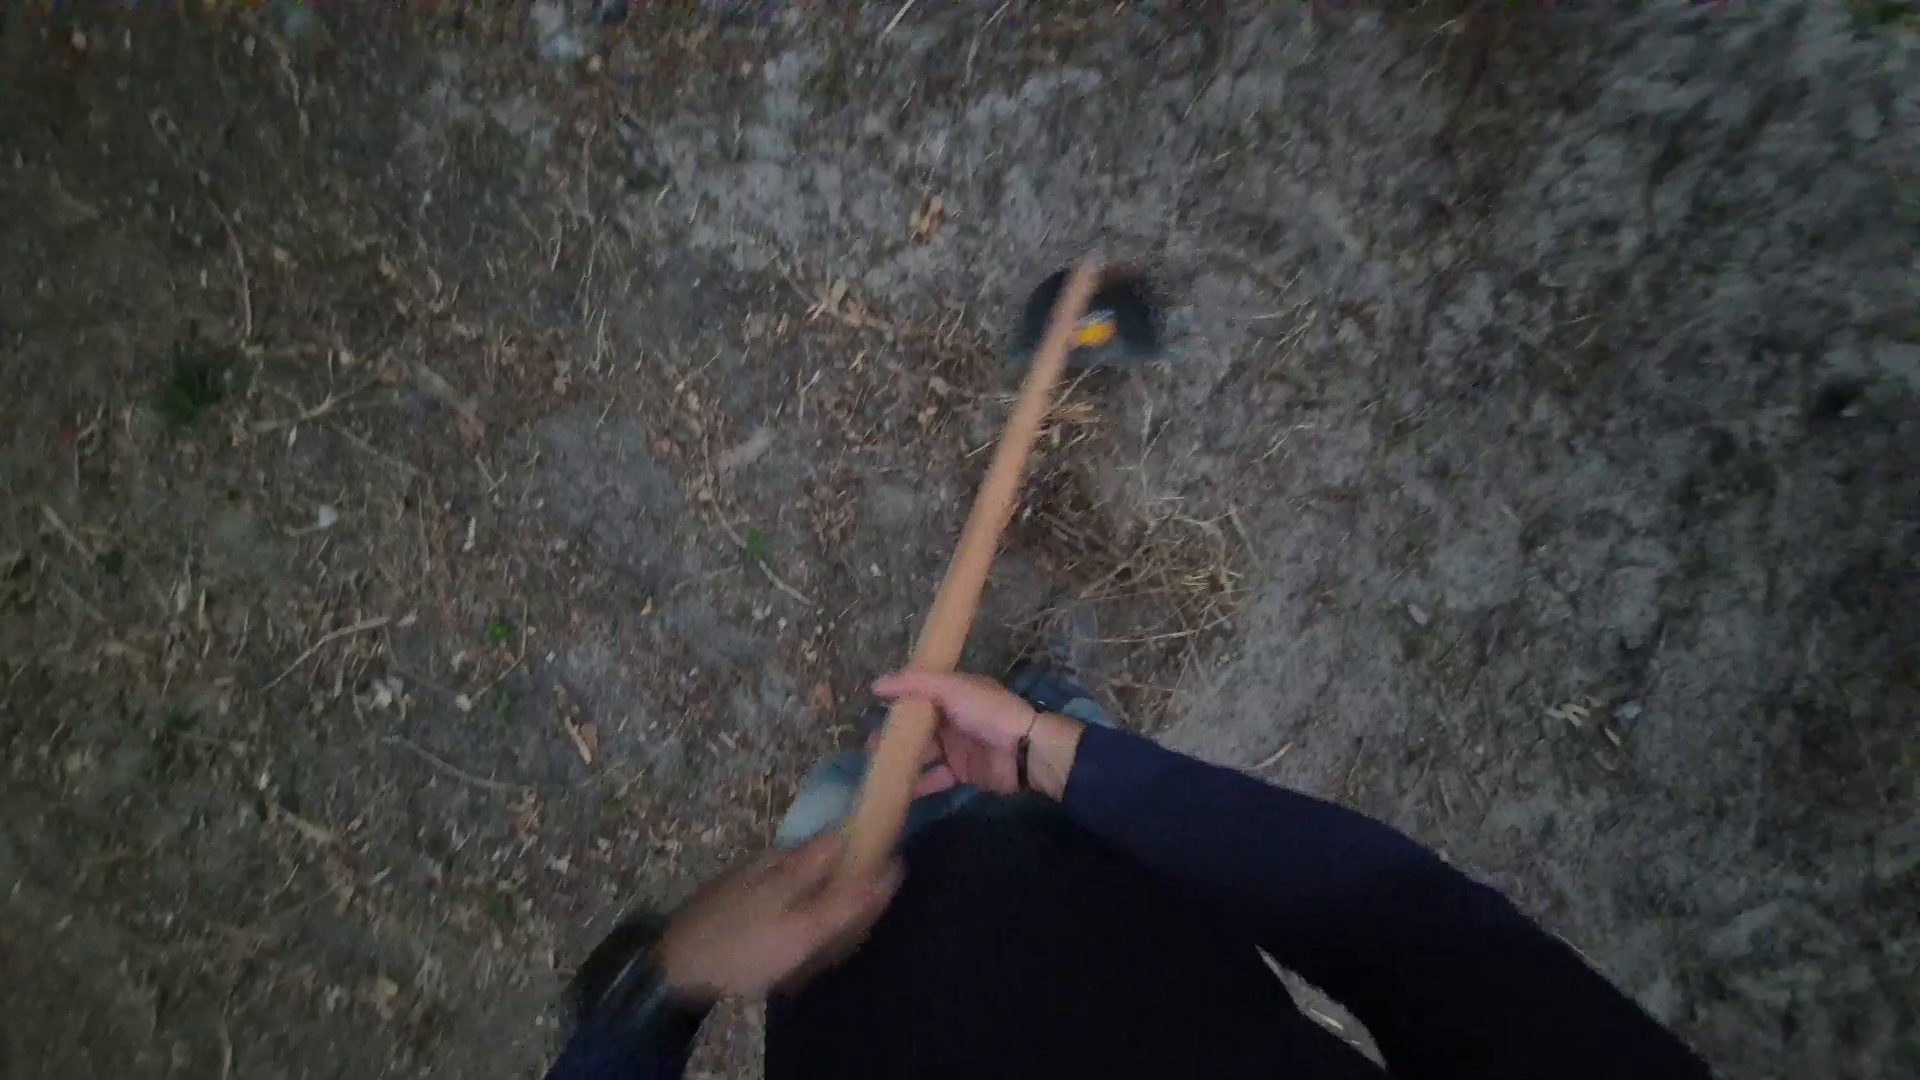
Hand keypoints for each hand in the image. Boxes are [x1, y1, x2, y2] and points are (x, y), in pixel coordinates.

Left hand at [657, 833, 900, 1000]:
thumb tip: (893, 866)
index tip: (878, 872)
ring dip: (813, 899)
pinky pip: (774, 891)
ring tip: (811, 938)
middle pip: (822, 855)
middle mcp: (777, 856)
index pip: (843, 836)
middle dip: (840, 881)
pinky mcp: (731, 891)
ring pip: (797, 873)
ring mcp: (751, 872)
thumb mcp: (805, 931)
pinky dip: (787, 908)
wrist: (673, 964)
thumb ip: (849, 900)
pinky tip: (780, 934)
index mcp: (797, 860)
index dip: (865, 844)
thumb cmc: (746, 947)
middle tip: (841, 924)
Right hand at [871, 670, 1084, 799]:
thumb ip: (913, 683)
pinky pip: (934, 778)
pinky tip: (895, 790)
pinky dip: (917, 784)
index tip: (872, 710)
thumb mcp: (950, 687)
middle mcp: (953, 717)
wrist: (1023, 750)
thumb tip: (876, 685)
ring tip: (876, 768)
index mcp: (953, 692)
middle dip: (895, 735)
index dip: (898, 702)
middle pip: (918, 726)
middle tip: (869, 746)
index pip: (920, 694)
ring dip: (902, 759)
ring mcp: (957, 746)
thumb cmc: (986, 711)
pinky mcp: (961, 772)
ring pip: (923, 753)